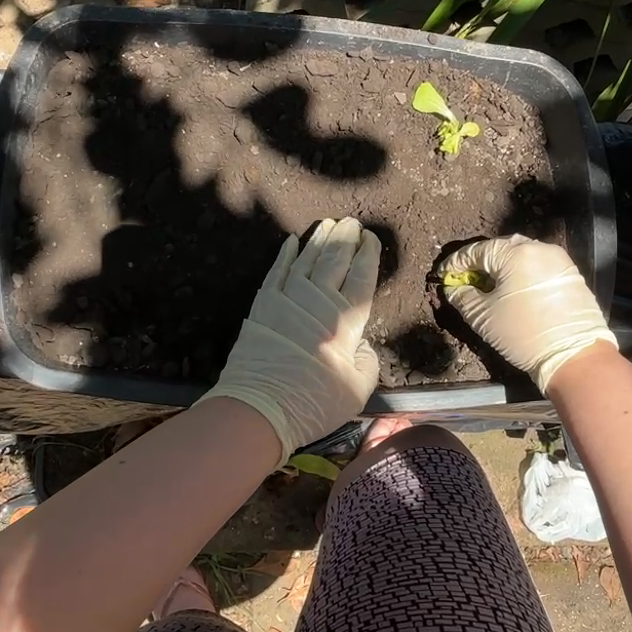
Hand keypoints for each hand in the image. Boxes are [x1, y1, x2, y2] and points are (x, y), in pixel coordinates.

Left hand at [202, 218, 380, 462]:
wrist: (260, 408)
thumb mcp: (359, 389)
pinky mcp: (263, 305)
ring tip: (329, 224)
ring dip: (319, 239)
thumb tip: (359, 342)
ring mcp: (287, 299)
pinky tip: (292, 241)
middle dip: (346, 238)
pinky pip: (276, 271)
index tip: (370, 237)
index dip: (368, 254)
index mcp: (347, 322)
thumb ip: (367, 359)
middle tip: (352, 222)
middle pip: (335, 261)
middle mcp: (319, 302)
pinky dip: (285, 254)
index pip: (362, 277)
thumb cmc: (314, 403)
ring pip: (307, 259)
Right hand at [439, 235, 614, 393]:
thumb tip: (453, 287)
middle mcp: (539, 248)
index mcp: (515, 253)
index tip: (443, 275)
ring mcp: (558, 259)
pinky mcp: (570, 274)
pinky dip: (521, 273)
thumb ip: (462, 297)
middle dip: (480, 262)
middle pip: (500, 248)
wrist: (574, 355)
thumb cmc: (523, 334)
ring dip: (501, 267)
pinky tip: (513, 290)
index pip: (477, 250)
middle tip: (465, 279)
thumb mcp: (483, 317)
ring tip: (489, 285)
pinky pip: (538, 265)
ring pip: (521, 255)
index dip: (456, 263)